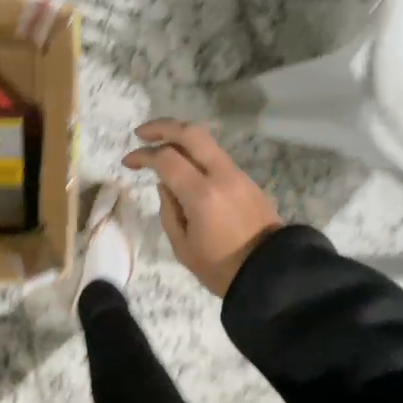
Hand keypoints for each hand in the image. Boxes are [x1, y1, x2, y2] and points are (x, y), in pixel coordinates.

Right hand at [122, 119, 282, 296]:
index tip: (128, 162)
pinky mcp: (247, 180)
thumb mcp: (183, 247)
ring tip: (159, 146)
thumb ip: (168, 210)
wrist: (274, 276)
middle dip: (162, 127)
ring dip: (179, 137)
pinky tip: (183, 166)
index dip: (143, 155)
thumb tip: (165, 184)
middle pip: (191, 133)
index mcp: (202, 195)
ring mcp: (238, 175)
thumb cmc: (222, 269)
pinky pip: (216, 156)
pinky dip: (195, 153)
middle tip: (141, 133)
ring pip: (206, 141)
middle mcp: (221, 176)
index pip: (166, 158)